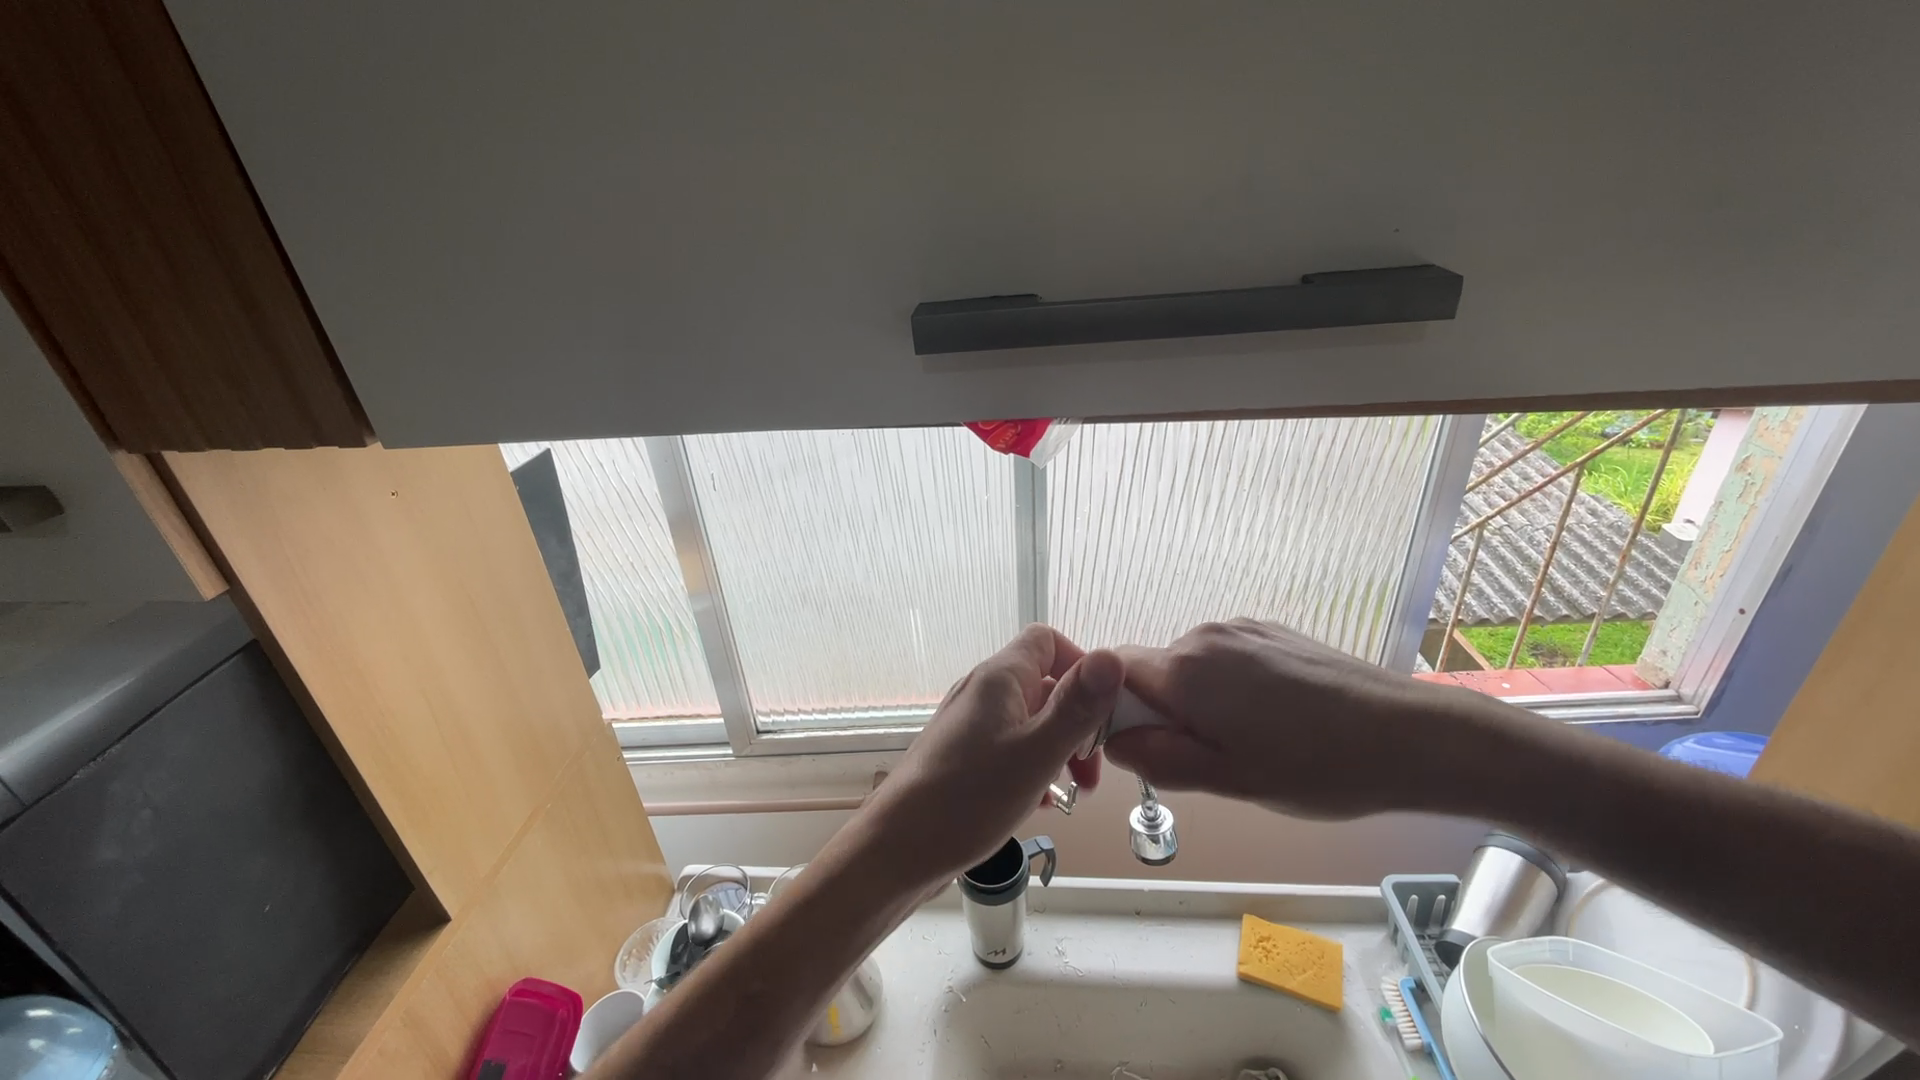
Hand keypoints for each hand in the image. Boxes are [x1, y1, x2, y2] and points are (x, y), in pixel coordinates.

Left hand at [858, 625, 1121, 889]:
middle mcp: (982, 693)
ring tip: (1073, 792)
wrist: (898, 849)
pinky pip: (1009, 748)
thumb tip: (1113, 656)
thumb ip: (1077, 706)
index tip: (1102, 710)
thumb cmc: (968, 798)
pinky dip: (1033, 768)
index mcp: (999, 679)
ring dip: (1058, 750)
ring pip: (1029, 722)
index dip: (1081, 665)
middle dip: (1077, 722)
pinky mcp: (961, 757)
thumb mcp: (1037, 753)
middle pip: (1044, 685)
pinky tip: (1040, 804)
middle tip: (1091, 769)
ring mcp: (969, 725)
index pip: (1048, 641)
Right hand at [1104, 619, 1483, 819]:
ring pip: (1190, 667)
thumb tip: (1116, 741)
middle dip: (1160, 712)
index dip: (1110, 708)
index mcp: (1186, 670)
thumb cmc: (1317, 768)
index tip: (1140, 747)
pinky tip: (1273, 721)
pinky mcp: (1274, 632)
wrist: (1413, 737)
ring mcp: (1243, 630)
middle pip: (1152, 671)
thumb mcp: (1228, 781)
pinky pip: (1225, 659)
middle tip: (1204, 760)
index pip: (1111, 671)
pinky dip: (1228, 689)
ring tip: (1247, 744)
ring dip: (1197, 703)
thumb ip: (1158, 759)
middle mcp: (1206, 635)